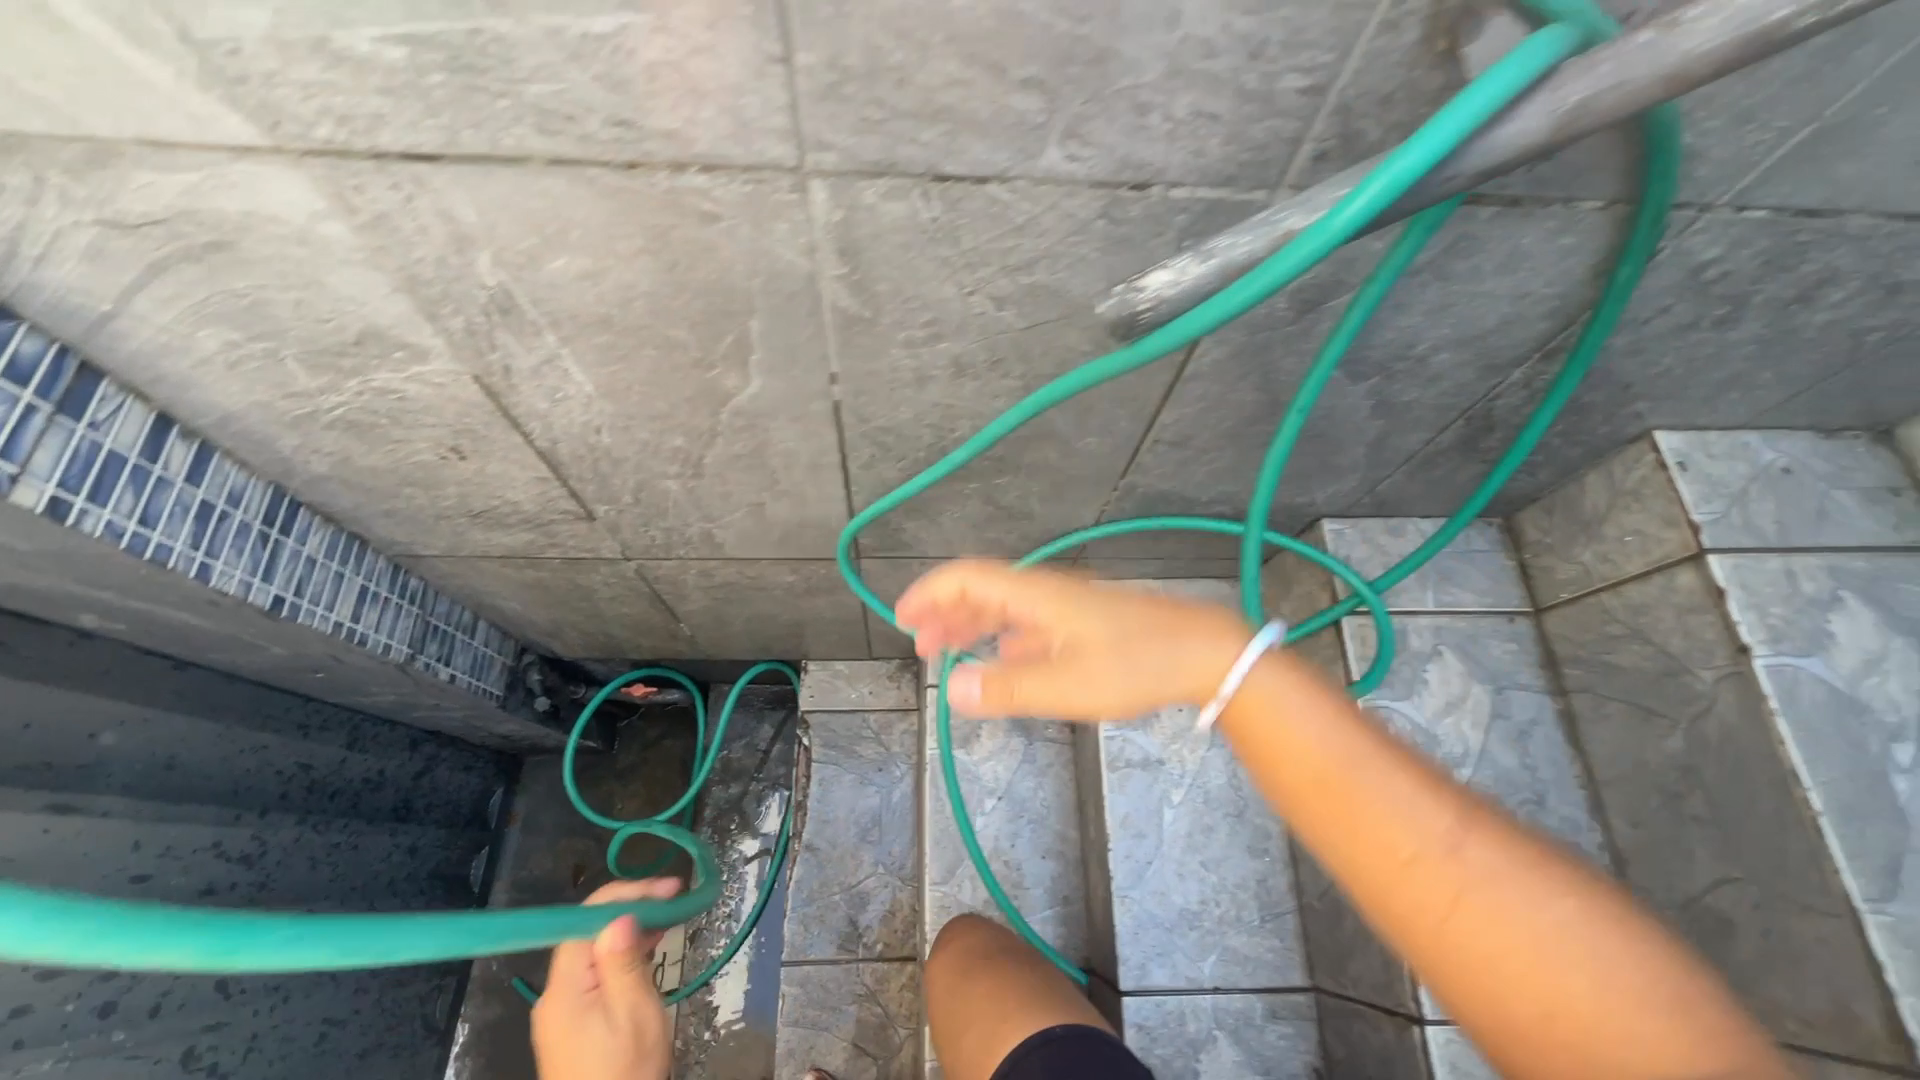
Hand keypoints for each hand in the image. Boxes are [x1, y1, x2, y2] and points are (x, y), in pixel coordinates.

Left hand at [531, 878, 680, 1079]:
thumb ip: (624, 963)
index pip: (587, 918)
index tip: (671, 888)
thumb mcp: (634, 1016)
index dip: (628, 893)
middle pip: (587, 932)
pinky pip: (595, 972)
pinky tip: (648, 950)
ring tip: (670, 918)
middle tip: (677, 900)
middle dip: (631, 906)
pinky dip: (623, 954)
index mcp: (564, 988)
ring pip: (592, 950)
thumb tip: (620, 916)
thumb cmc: (625, 1074)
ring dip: (629, 928)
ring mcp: (562, 1010)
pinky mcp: (574, 1023)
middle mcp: (555, 994)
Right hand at [895, 559, 1252, 722]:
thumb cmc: (1136, 665)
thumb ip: (1007, 689)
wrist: (1205, 652)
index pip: (968, 578)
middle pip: (983, 590)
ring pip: (1007, 608)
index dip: (931, 593)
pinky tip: (1004, 660)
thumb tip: (950, 687)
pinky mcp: (1086, 624)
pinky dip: (1005, 639)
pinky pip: (1031, 625)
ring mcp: (1068, 608)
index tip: (903, 616)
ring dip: (973, 624)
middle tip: (918, 640)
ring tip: (949, 648)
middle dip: (945, 611)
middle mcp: (1047, 594)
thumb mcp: (1068, 685)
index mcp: (1036, 596)